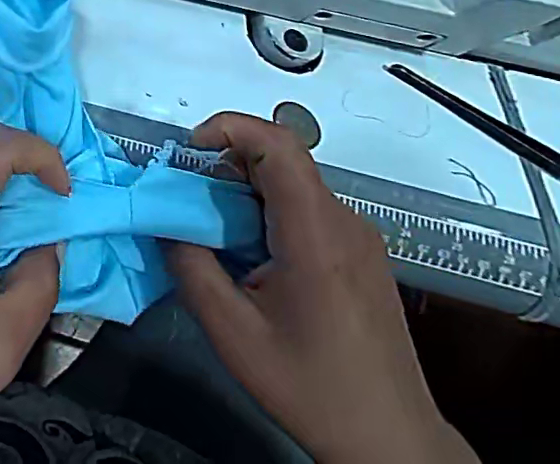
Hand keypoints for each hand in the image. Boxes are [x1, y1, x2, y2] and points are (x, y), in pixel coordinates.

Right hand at [166, 113, 477, 463]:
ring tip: (217, 235)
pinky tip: (252, 255)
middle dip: (226, 165)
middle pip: (280, 158)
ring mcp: (357, 234)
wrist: (392, 441)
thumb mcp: (234, 334)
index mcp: (316, 234)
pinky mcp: (359, 249)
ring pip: (290, 182)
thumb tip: (167, 224)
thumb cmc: (313, 389)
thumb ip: (191, 268)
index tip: (191, 151)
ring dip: (245, 191)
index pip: (278, 144)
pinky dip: (267, 211)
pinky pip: (305, 207)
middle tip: (191, 200)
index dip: (229, 127)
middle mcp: (343, 220)